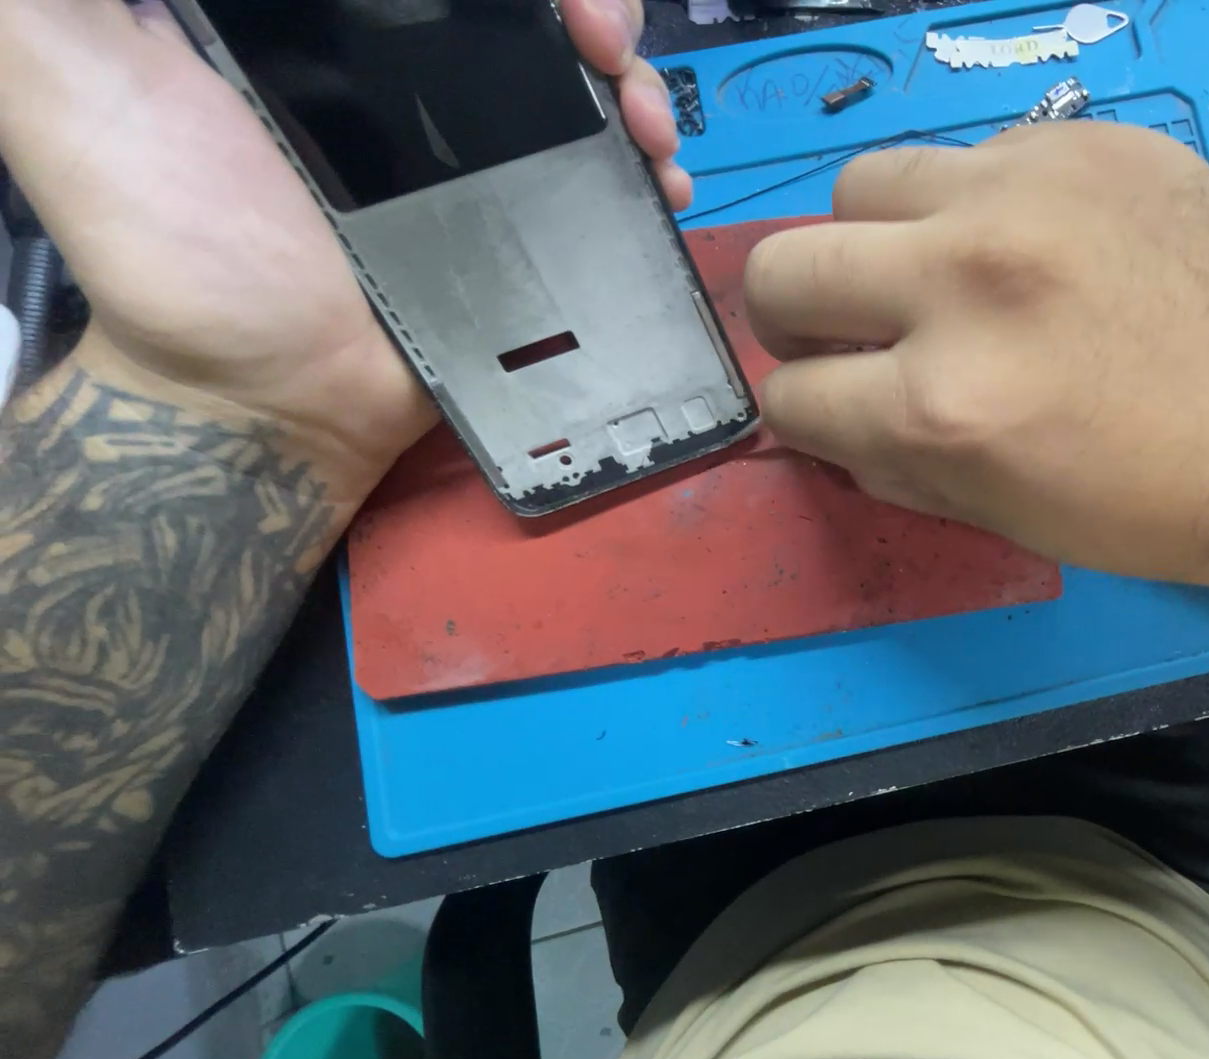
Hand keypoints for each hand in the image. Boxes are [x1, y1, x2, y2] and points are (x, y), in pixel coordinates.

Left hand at [0, 0, 687, 498]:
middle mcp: (435, 97)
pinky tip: (666, 185)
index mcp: (343, 42)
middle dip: (598, 18)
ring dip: (642, 94)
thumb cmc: (180, 249)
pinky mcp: (547, 243)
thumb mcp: (71, 79)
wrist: (282, 399)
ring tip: (649, 130)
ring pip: (596, 101)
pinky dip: (656, 181)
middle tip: (604, 49)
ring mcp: (503, 174)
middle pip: (543, 29)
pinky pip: (618, 198)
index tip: (552, 0)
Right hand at [747, 122, 1208, 588]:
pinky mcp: (1090, 140)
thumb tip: (825, 418)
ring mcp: (1030, 193)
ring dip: (876, 244)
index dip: (804, 416)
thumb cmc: (1147, 508)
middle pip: (781, 266)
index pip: (789, 397)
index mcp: (942, 406)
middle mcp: (965, 281)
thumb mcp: (998, 514)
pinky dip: (974, 210)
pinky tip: (1038, 249)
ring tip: (940, 278)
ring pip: (861, 184)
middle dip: (800, 319)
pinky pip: (970, 159)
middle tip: (855, 338)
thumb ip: (888, 462)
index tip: (838, 411)